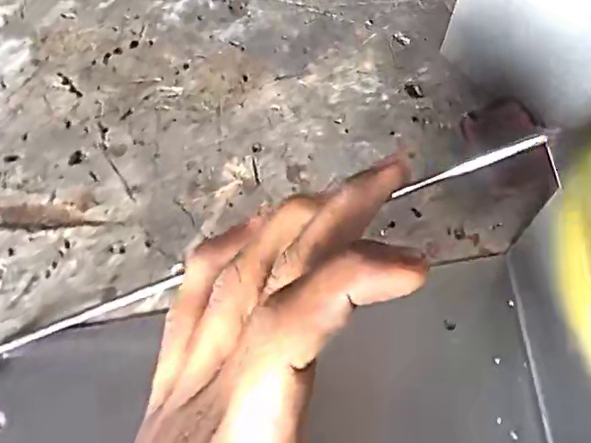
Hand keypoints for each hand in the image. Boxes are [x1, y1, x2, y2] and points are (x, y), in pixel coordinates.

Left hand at [133, 157, 427, 442]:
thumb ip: (348, 434)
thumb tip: (424, 421)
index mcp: (236, 429)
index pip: (295, 319)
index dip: (358, 275)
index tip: (418, 268)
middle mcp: (202, 392)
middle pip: (271, 269)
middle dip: (338, 209)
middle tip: (394, 173)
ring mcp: (178, 385)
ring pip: (234, 267)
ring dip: (297, 214)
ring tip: (345, 189)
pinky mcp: (165, 391)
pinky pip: (191, 297)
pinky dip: (233, 246)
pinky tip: (259, 229)